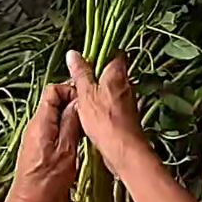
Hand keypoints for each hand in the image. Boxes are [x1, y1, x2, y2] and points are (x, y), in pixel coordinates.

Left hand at [1, 83, 80, 201]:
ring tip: (89, 128)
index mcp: (40, 122)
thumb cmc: (48, 182)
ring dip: (72, 118)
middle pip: (54, 101)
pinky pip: (53, 128)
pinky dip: (67, 129)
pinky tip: (79, 141)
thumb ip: (72, 123)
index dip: (71, 90)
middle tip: (92, 116)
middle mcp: (35, 125)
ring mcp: (36, 136)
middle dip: (74, 103)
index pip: (53, 89)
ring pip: (55, 115)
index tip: (87, 102)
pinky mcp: (38, 147)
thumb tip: (79, 101)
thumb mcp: (67, 150)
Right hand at [65, 51, 154, 174]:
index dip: (101, 52)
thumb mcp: (86, 94)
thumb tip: (73, 53)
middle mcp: (126, 83)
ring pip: (112, 87)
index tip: (86, 58)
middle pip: (112, 70)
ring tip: (81, 95)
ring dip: (98, 89)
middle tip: (79, 78)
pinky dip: (102, 103)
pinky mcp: (126, 114)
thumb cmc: (104, 119)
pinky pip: (112, 102)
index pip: (114, 53)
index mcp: (117, 73)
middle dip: (97, 73)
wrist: (123, 149)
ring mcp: (128, 99)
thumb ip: (80, 74)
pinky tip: (91, 111)